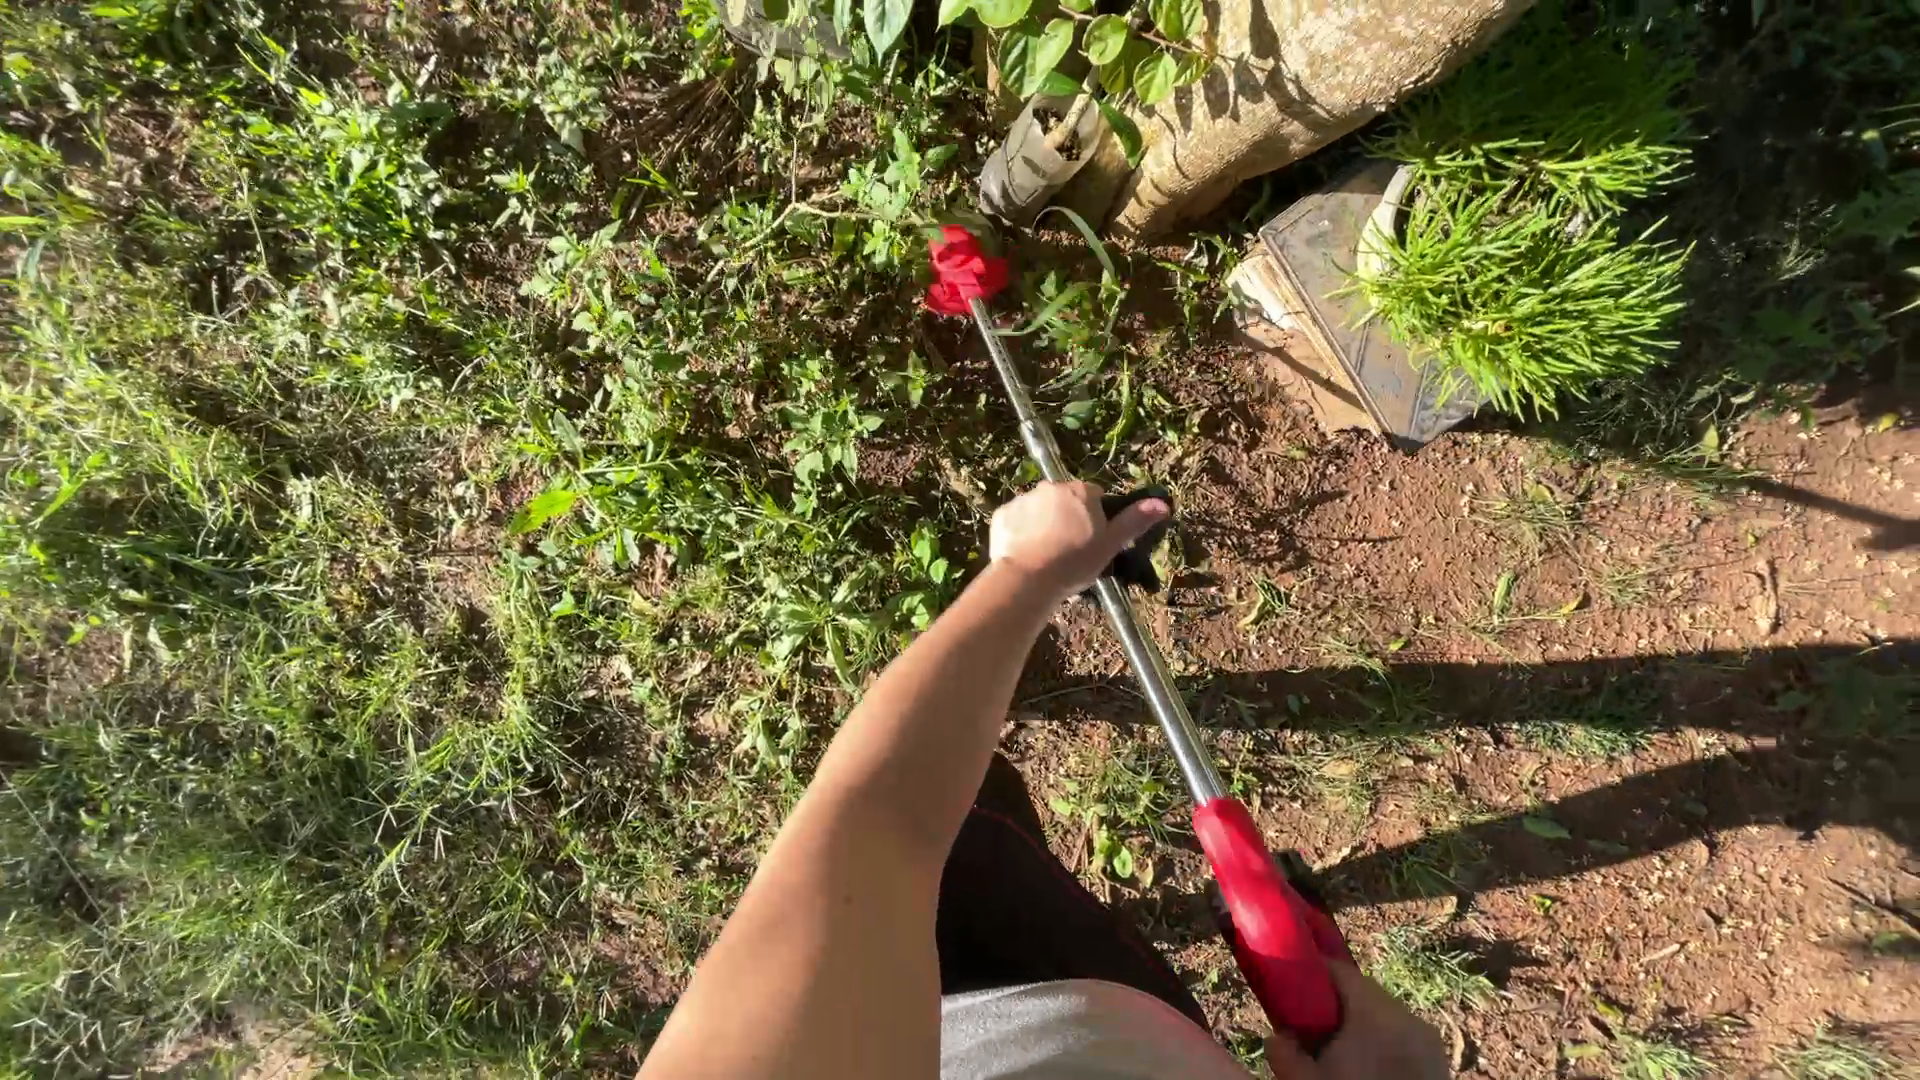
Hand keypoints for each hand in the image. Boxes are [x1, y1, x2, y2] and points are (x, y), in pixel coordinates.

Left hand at [988, 481, 1168, 601]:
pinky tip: (1026, 554)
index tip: (1092, 541)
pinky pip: (1016, 521)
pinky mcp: (1002, 515)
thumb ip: (1134, 521)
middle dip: (1067, 519)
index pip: (1093, 497)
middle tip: (1069, 551)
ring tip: (1046, 556)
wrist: (1028, 578)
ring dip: (1043, 525)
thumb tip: (1162, 503)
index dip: (1095, 519)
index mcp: (1080, 492)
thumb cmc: (1074, 562)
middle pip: (1064, 501)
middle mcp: (1050, 488)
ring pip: (1039, 510)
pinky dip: (1020, 533)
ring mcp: (1023, 500)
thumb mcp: (1110, 544)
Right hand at [1267, 963, 1450, 1079]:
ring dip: (1358, 1026)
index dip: (1309, 974)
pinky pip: (1401, 1039)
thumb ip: (1284, 1052)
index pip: (1337, 969)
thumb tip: (1278, 1037)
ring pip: (1382, 1016)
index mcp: (1376, 1012)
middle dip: (1333, 1004)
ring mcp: (1429, 1043)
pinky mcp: (1440, 1066)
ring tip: (1338, 1054)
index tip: (1289, 989)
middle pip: (1361, 991)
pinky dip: (1381, 1045)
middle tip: (1310, 1028)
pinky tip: (1364, 1069)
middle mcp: (1407, 1018)